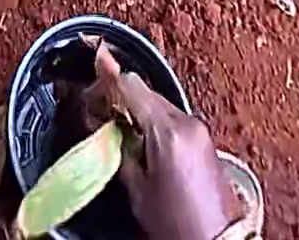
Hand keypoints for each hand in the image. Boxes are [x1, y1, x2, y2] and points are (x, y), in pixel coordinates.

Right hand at [95, 45, 234, 239]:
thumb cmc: (177, 226)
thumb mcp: (138, 190)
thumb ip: (120, 149)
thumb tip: (105, 125)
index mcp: (167, 130)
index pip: (131, 85)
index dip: (109, 78)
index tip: (93, 75)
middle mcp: (186, 120)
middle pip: (145, 91)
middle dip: (122, 97)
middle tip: (101, 111)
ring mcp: (198, 127)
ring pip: (158, 102)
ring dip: (139, 109)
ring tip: (122, 130)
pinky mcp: (204, 137)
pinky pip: (173, 116)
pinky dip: (156, 120)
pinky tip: (144, 140)